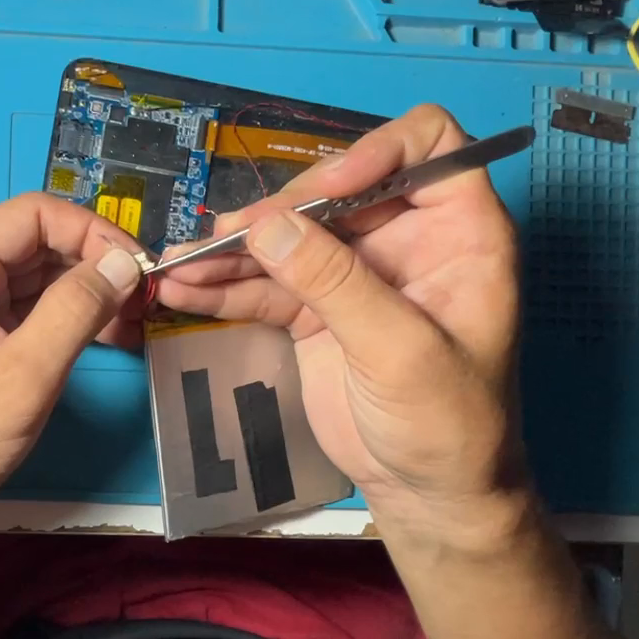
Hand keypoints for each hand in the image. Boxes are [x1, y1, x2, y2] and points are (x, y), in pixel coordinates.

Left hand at [0, 192, 145, 532]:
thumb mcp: (24, 375)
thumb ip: (77, 310)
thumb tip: (124, 263)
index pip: (35, 214)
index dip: (94, 232)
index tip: (140, 269)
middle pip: (38, 241)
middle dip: (95, 266)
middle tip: (146, 302)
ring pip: (39, 275)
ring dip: (88, 294)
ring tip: (135, 323)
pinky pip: (29, 308)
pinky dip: (69, 318)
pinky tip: (108, 336)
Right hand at [156, 105, 529, 548]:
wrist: (424, 490)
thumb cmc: (448, 422)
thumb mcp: (400, 350)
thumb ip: (336, 284)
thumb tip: (267, 228)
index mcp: (457, 234)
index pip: (427, 148)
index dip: (374, 155)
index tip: (322, 194)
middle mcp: (401, 242)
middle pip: (335, 193)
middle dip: (278, 212)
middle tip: (231, 236)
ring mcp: (351, 277)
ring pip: (287, 241)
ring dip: (233, 251)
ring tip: (181, 264)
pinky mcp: (312, 313)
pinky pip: (263, 286)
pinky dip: (223, 288)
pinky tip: (183, 290)